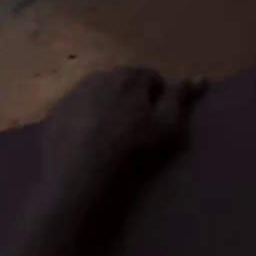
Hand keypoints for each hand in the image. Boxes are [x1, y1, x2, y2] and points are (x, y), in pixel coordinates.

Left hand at [41, 67, 204, 185]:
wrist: (82, 180)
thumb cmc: (133, 150)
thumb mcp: (168, 126)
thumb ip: (182, 98)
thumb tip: (202, 77)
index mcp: (130, 75)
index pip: (152, 78)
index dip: (158, 99)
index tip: (157, 122)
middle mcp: (100, 76)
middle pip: (123, 83)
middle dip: (131, 99)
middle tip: (136, 129)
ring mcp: (73, 95)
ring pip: (98, 95)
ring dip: (107, 108)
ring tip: (112, 137)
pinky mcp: (53, 116)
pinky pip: (77, 112)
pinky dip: (84, 121)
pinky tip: (88, 144)